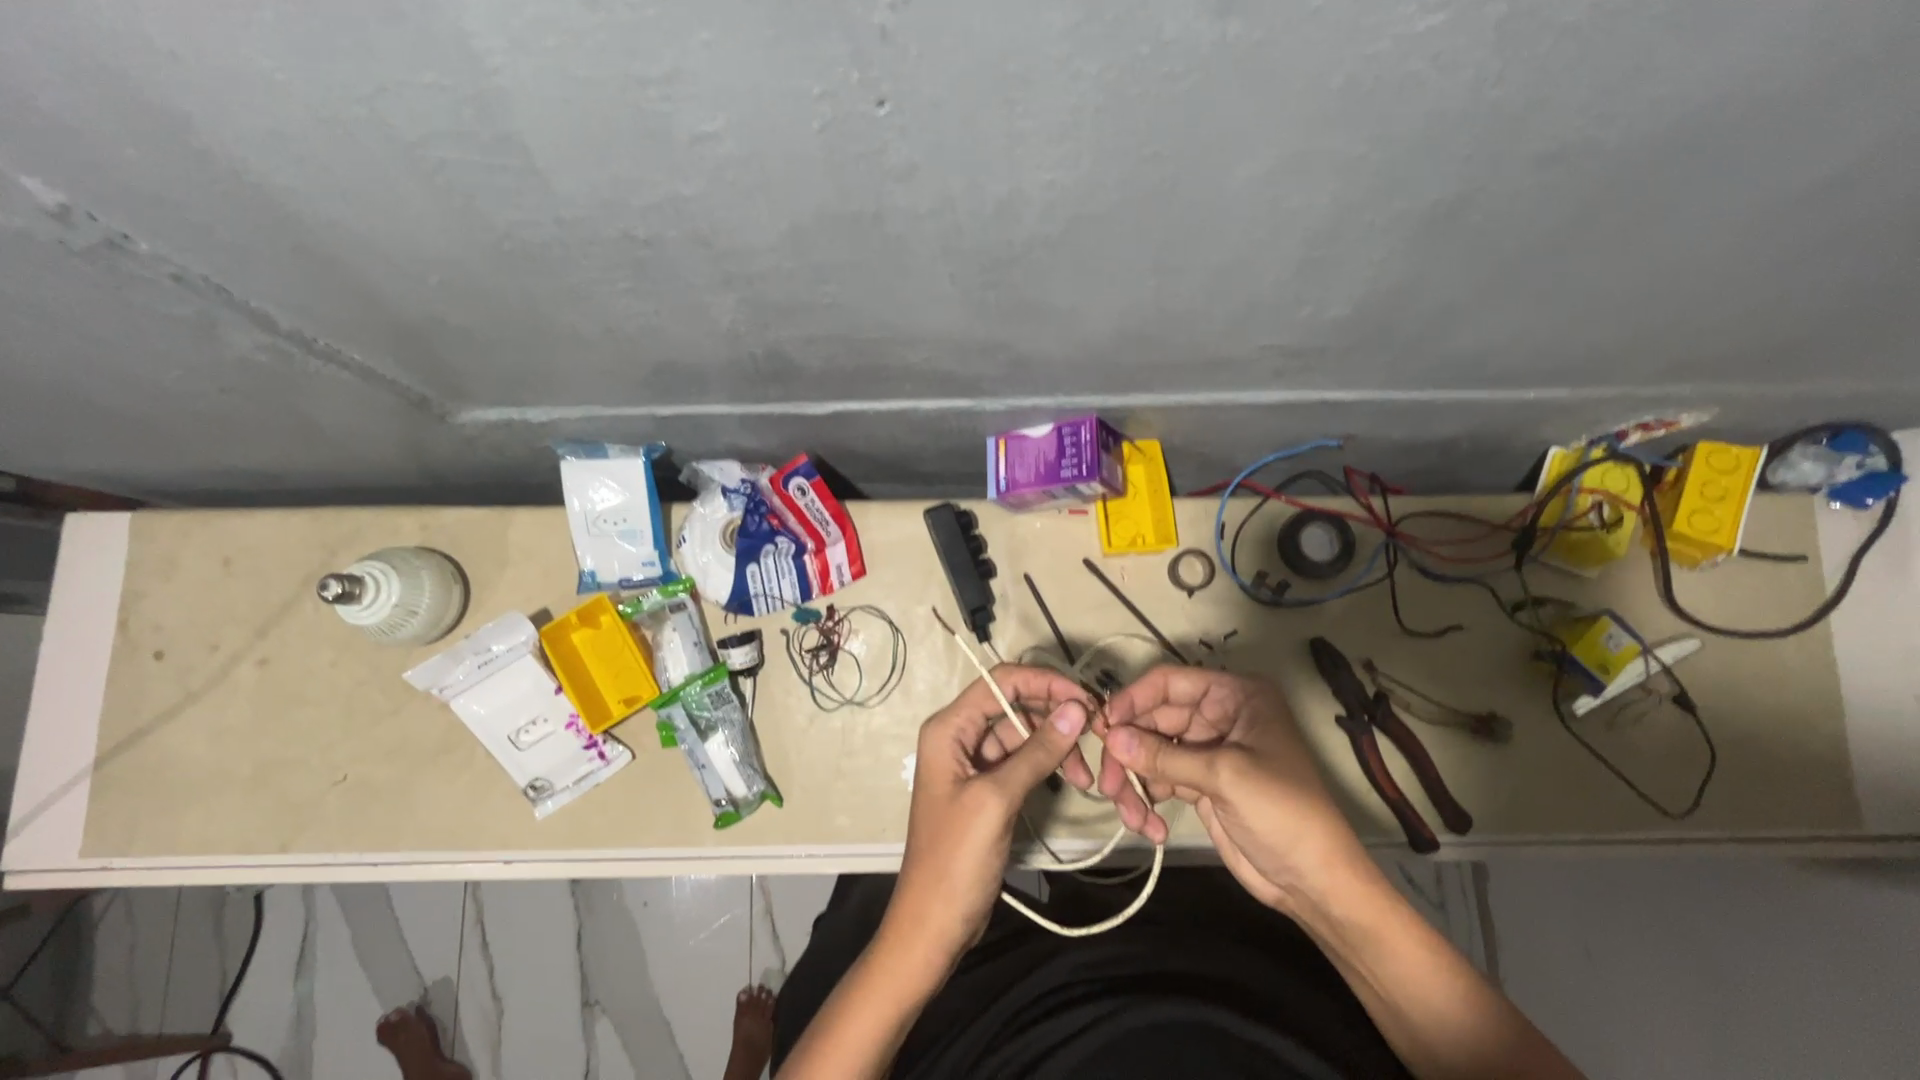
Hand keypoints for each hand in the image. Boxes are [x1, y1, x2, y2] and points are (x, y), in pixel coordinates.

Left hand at [884, 665, 1092, 963]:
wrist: (934, 923)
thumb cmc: (956, 859)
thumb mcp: (997, 799)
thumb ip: (1037, 751)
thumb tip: (1076, 708)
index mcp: (948, 728)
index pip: (1001, 682)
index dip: (1044, 682)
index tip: (1086, 699)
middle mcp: (958, 736)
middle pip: (1014, 703)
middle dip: (1054, 714)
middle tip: (1098, 733)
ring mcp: (973, 763)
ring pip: (1023, 732)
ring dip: (1056, 744)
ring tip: (1087, 774)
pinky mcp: (987, 787)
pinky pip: (1022, 760)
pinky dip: (1047, 764)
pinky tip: (1073, 779)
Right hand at [1097, 666, 1369, 913]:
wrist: (1313, 879)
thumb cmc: (1282, 811)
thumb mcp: (1224, 776)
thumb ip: (1163, 755)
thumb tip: (1110, 737)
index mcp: (1236, 696)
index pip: (1170, 683)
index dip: (1134, 700)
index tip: (1103, 728)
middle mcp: (1219, 716)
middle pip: (1153, 719)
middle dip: (1127, 751)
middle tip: (1106, 784)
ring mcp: (1207, 752)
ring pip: (1149, 751)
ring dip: (1133, 781)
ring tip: (1130, 815)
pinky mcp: (1199, 785)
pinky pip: (1158, 780)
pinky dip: (1146, 800)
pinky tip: (1149, 826)